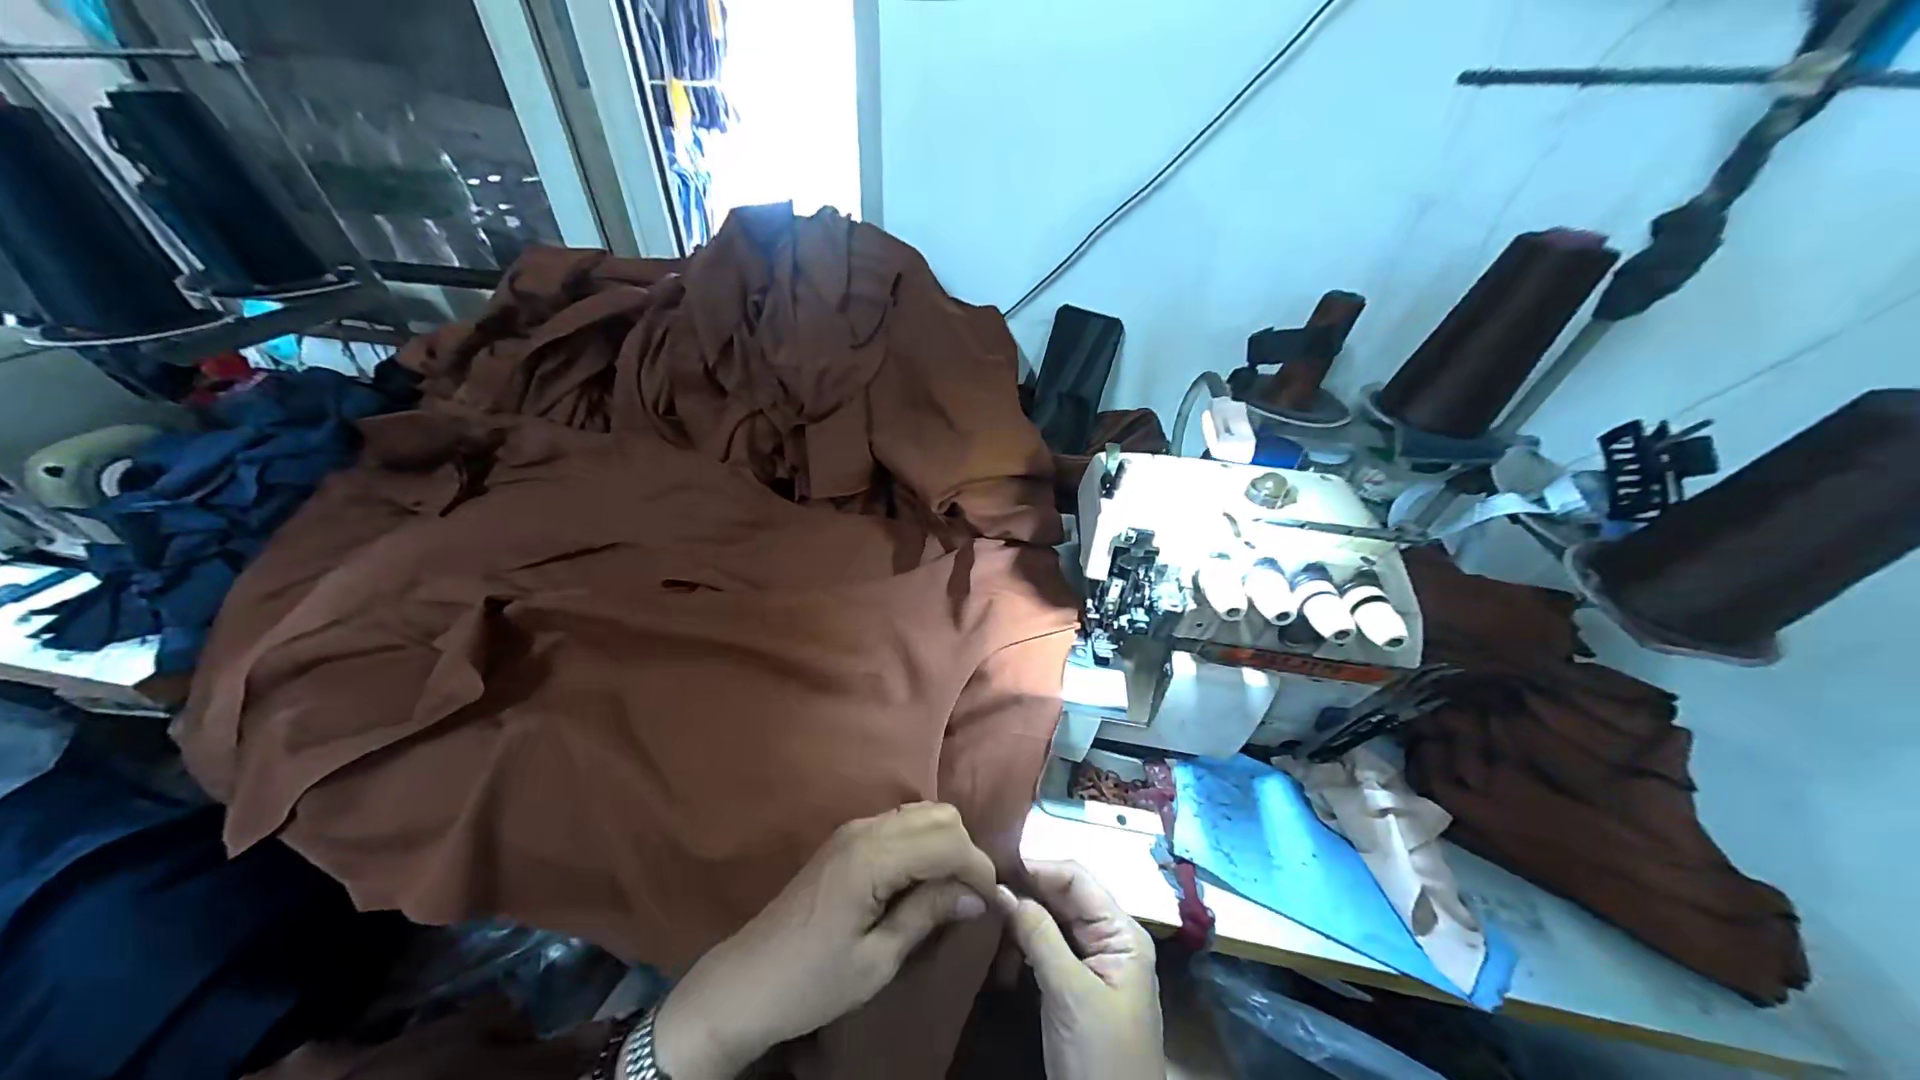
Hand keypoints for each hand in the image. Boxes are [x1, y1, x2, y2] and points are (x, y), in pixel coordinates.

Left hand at [652, 802, 998, 1078]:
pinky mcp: (846, 838)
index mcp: (872, 857)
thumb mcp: (878, 959)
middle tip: (969, 898)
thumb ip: (928, 915)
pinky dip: (923, 842)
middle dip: (965, 851)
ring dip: (945, 843)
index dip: (978, 868)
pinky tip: (920, 880)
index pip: (947, 841)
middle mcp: (865, 829)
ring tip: (949, 890)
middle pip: (940, 815)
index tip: (991, 904)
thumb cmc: (813, 981)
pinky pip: (900, 823)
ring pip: (921, 813)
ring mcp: (853, 829)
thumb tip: (977, 896)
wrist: (747, 982)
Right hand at [1004, 860, 1164, 1079]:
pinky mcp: (1074, 984)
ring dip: (1020, 923)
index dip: (1038, 868)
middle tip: (982, 891)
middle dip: (1025, 894)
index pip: (1077, 879)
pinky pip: (1045, 949)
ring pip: (1050, 922)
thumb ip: (1038, 935)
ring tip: (987, 923)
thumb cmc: (1102, 1056)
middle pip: (1062, 898)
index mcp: (1121, 932)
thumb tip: (1002, 888)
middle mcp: (1108, 937)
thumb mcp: (1069, 993)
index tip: (994, 866)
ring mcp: (1091, 962)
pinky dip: (1022, 947)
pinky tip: (1000, 953)